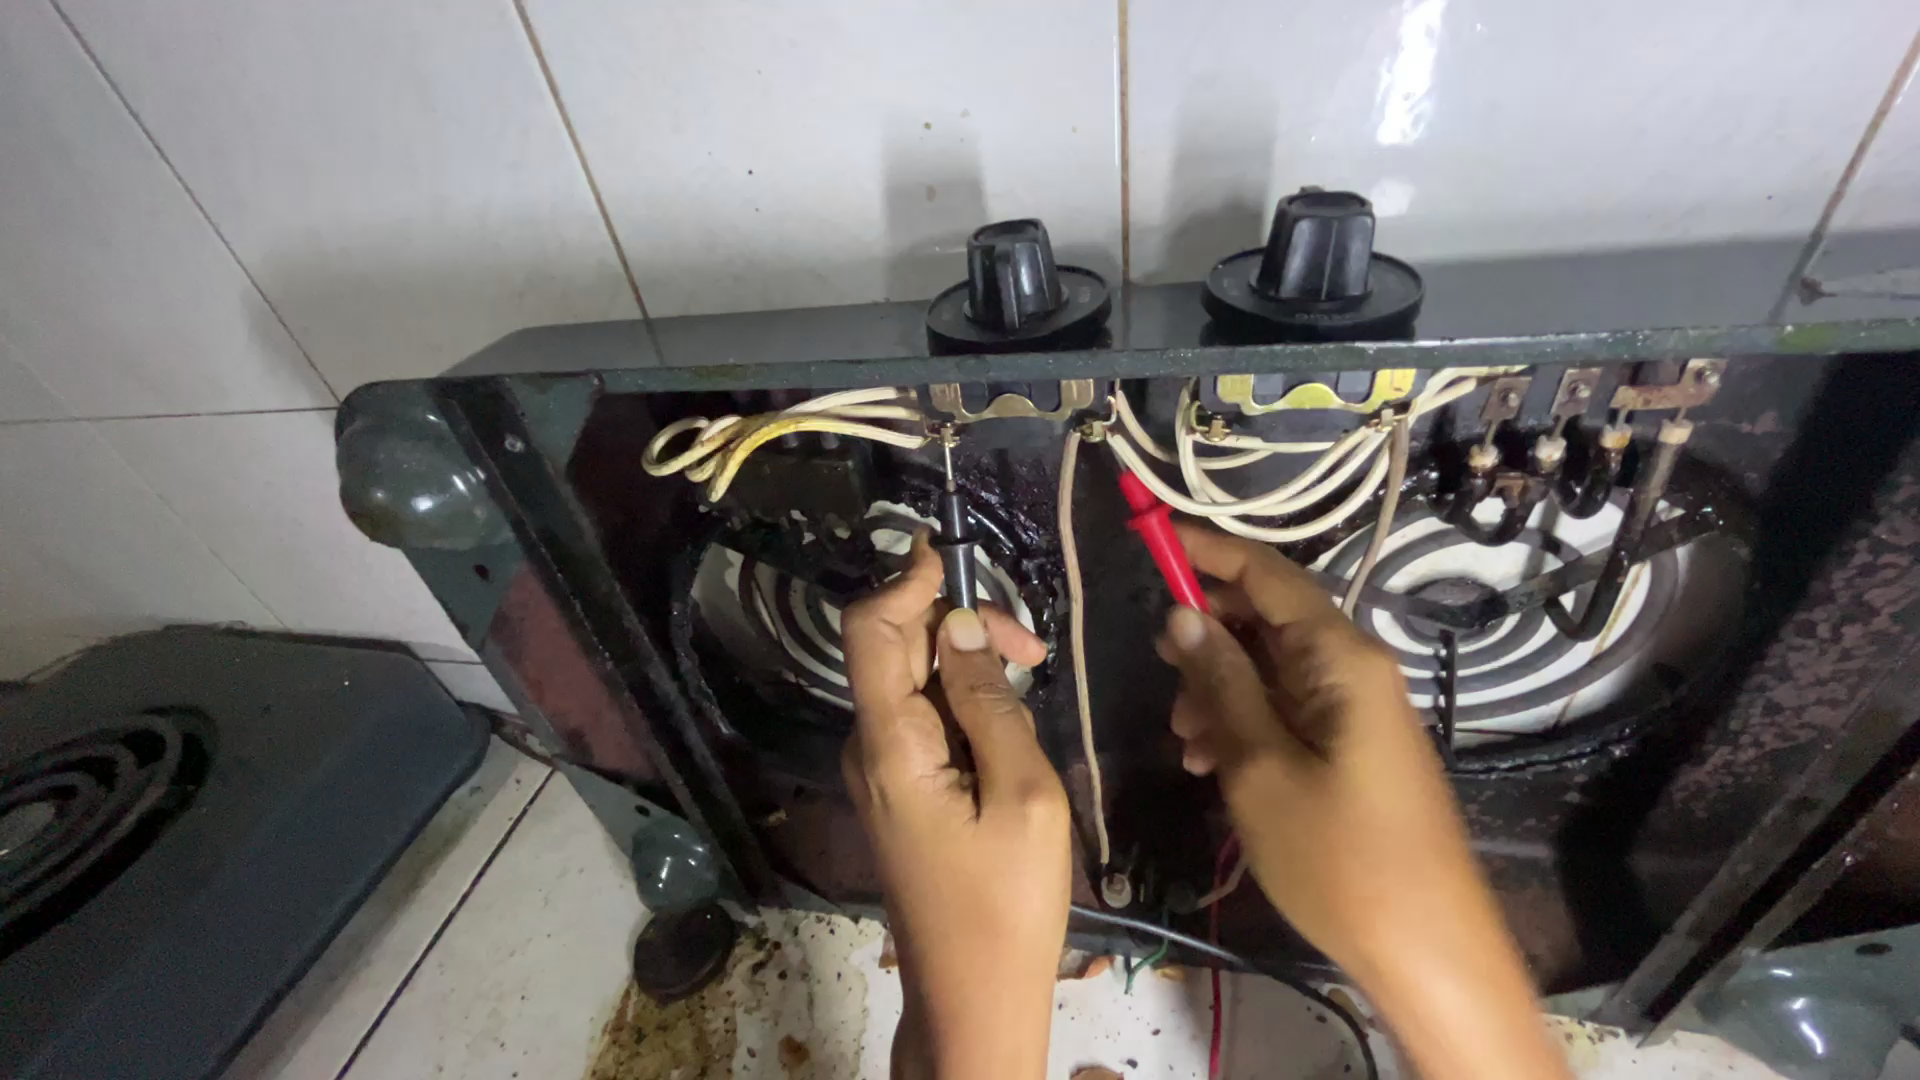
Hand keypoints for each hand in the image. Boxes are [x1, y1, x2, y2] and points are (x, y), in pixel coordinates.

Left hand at [841, 531, 1066, 1079]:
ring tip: (1030, 677)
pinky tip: (1006, 716)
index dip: (903, 582)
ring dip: (966, 661)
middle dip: (957, 625)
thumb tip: (958, 626)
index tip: (946, 554)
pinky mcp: (899, 786)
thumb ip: (989, 703)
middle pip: (896, 648)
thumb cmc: (1007, 904)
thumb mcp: (1022, 795)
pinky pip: (923, 716)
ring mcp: (881, 768)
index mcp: (890, 743)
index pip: (869, 631)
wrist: (972, 1000)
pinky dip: (961, 697)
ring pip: (913, 680)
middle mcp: (870, 745)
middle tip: (1031, 646)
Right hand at [1158, 523, 1571, 1079]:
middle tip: (1158, 665)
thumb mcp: (1259, 763)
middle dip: (1206, 635)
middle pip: (1264, 617)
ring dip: (1217, 688)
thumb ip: (1220, 680)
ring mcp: (1352, 706)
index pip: (1267, 573)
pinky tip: (1210, 761)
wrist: (1427, 953)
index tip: (1152, 537)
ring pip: (1266, 666)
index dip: (1207, 549)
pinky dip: (1241, 720)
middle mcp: (1351, 666)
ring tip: (1184, 738)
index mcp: (1339, 657)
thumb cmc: (1338, 856)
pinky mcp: (1348, 742)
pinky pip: (1283, 706)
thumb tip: (1181, 613)